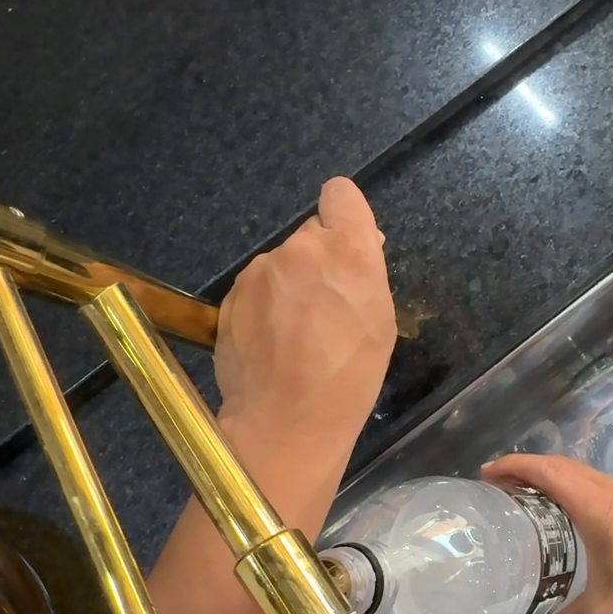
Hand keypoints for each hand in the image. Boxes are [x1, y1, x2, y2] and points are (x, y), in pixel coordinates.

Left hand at [214, 177, 395, 445]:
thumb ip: (366, 271)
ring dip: (292, 285)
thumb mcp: (380, 320)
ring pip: (283, 264)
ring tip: (299, 334)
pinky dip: (267, 307)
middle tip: (329, 307)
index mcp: (346, 249)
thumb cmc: (351, 375)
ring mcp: (260, 271)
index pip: (341, 193)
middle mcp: (300, 248)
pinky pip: (258, 289)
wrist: (287, 420)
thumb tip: (356, 244)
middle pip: (312, 235)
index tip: (349, 246)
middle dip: (321, 261)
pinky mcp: (232, 296)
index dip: (345, 215)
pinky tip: (274, 344)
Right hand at [483, 454, 612, 613]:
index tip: (488, 474)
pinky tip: (573, 518)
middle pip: (565, 466)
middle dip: (529, 469)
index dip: (516, 466)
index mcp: (600, 507)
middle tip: (500, 488)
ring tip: (530, 501)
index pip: (550, 472)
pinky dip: (576, 490)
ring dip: (555, 479)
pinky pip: (601, 486)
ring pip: (585, 474)